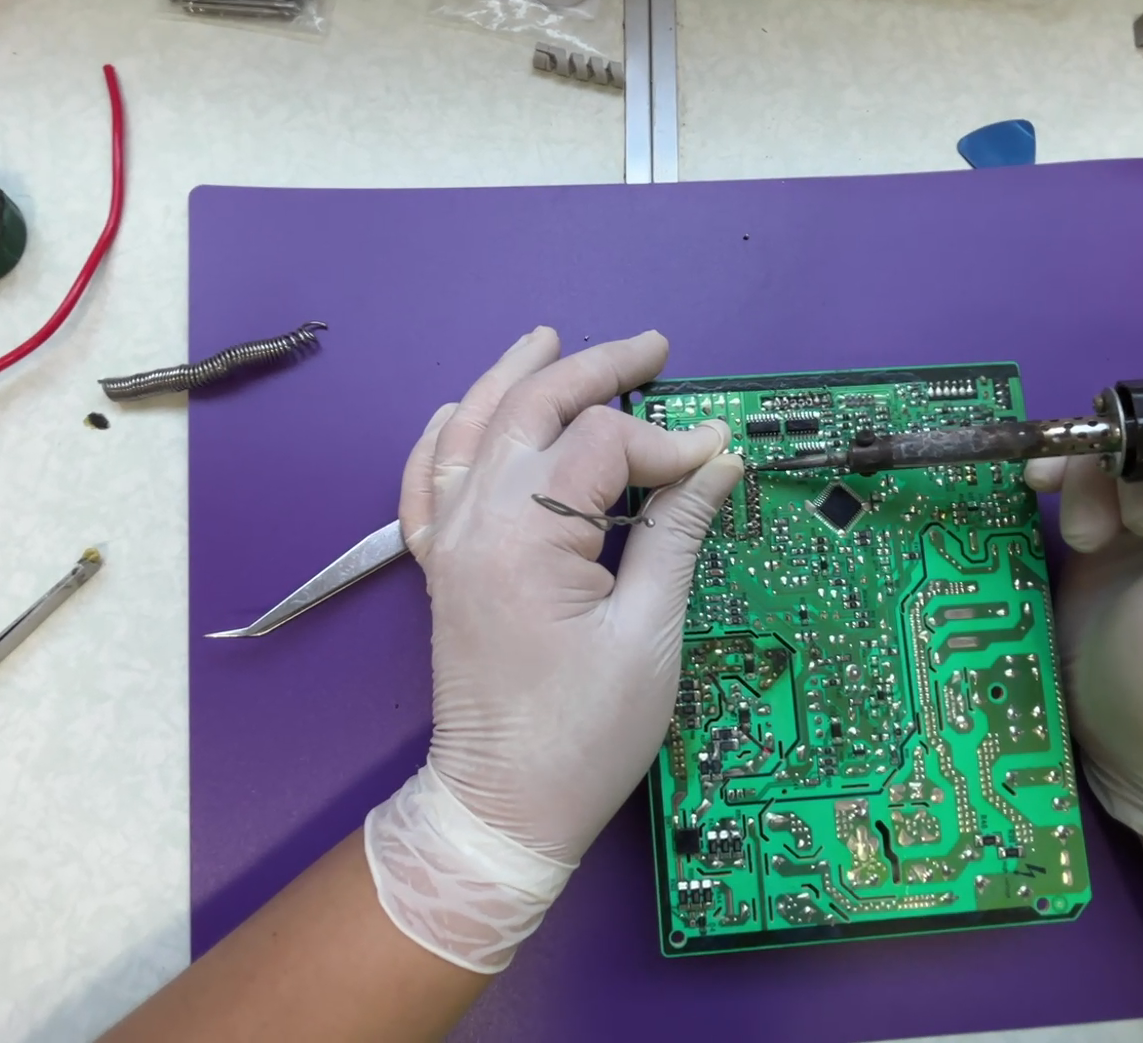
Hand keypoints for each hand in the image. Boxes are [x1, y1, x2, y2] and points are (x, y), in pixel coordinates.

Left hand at [364, 327, 742, 971]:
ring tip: (548, 337)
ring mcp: (447, 540)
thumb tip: (717, 460)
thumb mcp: (649, 632)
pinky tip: (460, 408)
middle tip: (650, 347)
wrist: (503, 805)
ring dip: (512, 377)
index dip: (668, 442)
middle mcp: (475, 521)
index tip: (717, 457)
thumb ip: (677, 531)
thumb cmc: (585, 733)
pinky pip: (425, 482)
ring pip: (471, 430)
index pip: (603, 444)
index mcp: (527, 536)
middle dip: (595, 370)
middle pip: (532, 411)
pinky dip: (442, 437)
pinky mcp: (440, 564)